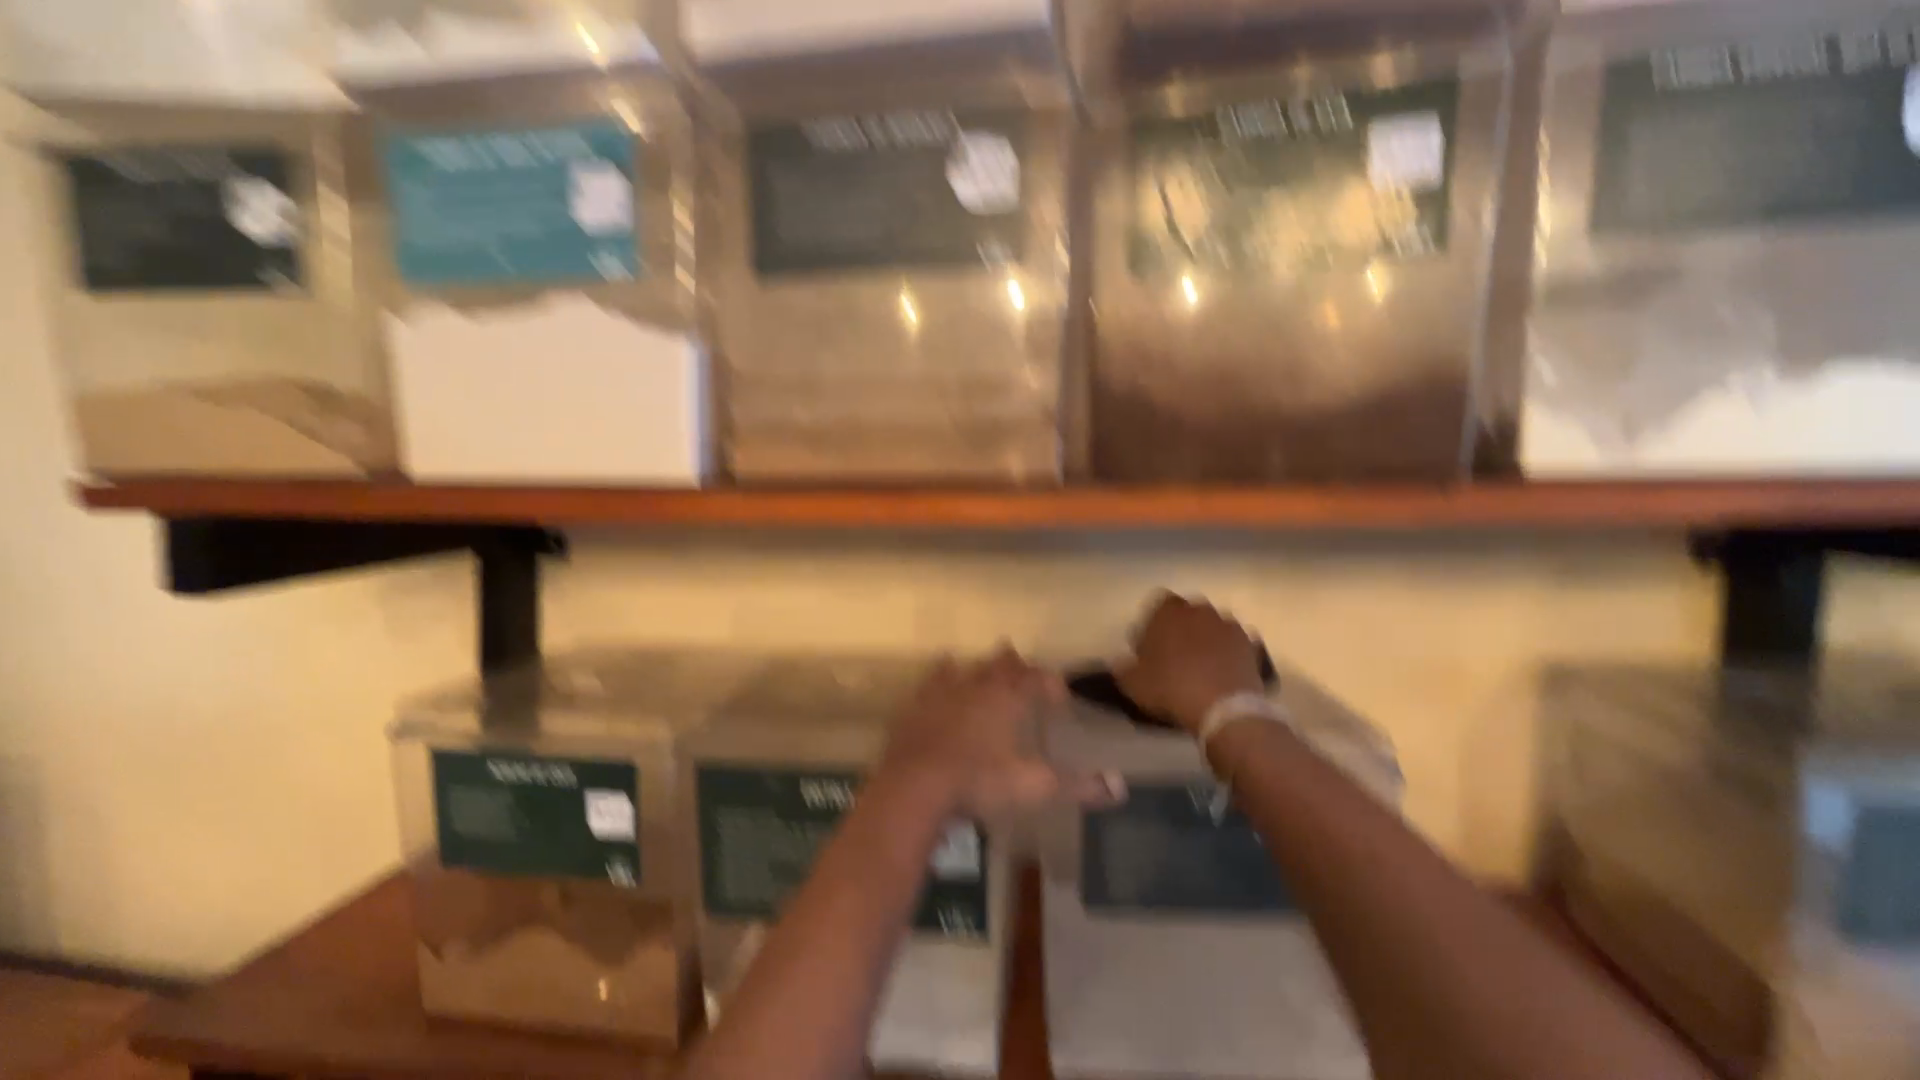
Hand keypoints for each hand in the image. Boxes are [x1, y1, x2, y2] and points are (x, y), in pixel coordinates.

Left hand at [882, 647, 1120, 820]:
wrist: (915, 785)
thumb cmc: (979, 783)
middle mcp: (977, 687)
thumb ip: (1076, 786)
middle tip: (1020, 663)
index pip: (1036, 679)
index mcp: (1007, 700)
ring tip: (985, 664)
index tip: (1060, 697)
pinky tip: (941, 670)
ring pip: (966, 668)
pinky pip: (931, 682)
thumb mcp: (1033, 787)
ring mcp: (942, 694)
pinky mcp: (915, 708)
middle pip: (1000, 666)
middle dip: (1013, 666)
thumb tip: (1119, 788)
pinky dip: (940, 675)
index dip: (1050, 683)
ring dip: (979, 666)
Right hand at [1117, 592, 1264, 734]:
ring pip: (1210, 625)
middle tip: (1172, 655)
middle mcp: (1199, 609)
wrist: (1224, 708)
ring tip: (1199, 666)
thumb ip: (1123, 667)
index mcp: (1168, 611)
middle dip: (1179, 628)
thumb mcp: (1133, 684)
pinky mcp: (1249, 642)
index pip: (1156, 603)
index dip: (1152, 623)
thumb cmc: (1171, 688)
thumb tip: (1119, 660)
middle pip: (1186, 612)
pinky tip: (1220, 672)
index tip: (1148, 645)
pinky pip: (1231, 641)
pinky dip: (1225, 651)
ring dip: (1203, 638)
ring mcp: (1227, 623)